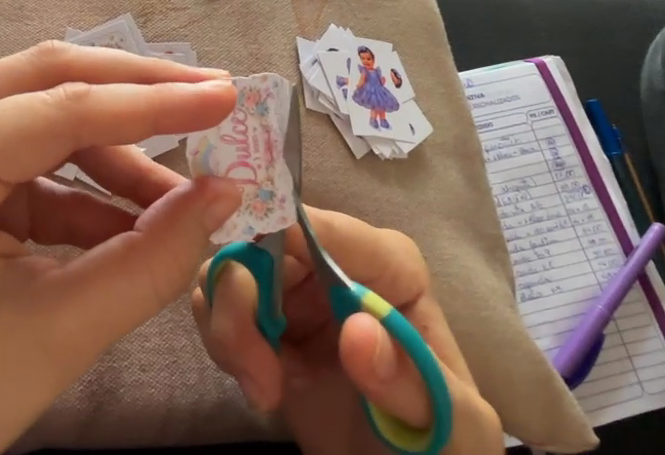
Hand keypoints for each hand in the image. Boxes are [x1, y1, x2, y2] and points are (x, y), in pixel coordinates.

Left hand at [0, 42, 243, 454]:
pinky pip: (35, 153)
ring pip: (43, 106)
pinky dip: (90, 179)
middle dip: (134, 90)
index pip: (56, 109)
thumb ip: (152, 259)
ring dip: (117, 145)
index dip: (148, 103)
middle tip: (214, 100)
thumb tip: (226, 192)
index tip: (225, 98)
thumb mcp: (61, 331)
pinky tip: (141, 214)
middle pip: (45, 77)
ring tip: (184, 192)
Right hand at [192, 207, 503, 454]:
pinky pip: (215, 308)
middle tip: (257, 365)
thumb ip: (410, 379)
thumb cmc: (442, 448)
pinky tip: (258, 391)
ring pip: (228, 270)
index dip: (285, 234)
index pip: (331, 231)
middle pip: (262, 241)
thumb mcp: (450, 424)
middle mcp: (331, 268)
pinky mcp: (260, 328)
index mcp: (387, 270)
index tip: (254, 271)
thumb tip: (357, 328)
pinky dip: (222, 344)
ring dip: (230, 328)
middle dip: (245, 295)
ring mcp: (291, 296)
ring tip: (261, 389)